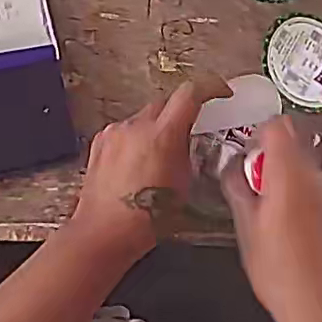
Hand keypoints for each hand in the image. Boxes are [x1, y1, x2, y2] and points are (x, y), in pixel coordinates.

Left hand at [72, 73, 232, 260]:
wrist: (103, 234)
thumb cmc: (144, 220)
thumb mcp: (183, 185)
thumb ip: (187, 154)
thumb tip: (188, 142)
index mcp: (162, 136)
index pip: (190, 93)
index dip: (210, 87)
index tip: (220, 91)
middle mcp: (136, 127)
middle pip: (166, 102)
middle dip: (181, 112)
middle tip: (191, 129)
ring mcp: (115, 133)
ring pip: (145, 116)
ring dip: (157, 128)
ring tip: (161, 157)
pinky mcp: (100, 142)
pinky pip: (126, 130)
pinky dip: (137, 139)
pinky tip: (138, 164)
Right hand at [220, 117, 321, 321]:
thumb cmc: (287, 281)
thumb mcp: (248, 235)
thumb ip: (239, 190)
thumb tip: (233, 169)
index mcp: (290, 178)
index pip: (277, 127)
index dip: (261, 135)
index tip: (253, 154)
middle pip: (296, 150)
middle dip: (278, 167)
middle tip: (264, 198)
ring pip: (314, 174)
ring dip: (300, 187)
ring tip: (289, 225)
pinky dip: (319, 204)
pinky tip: (310, 236)